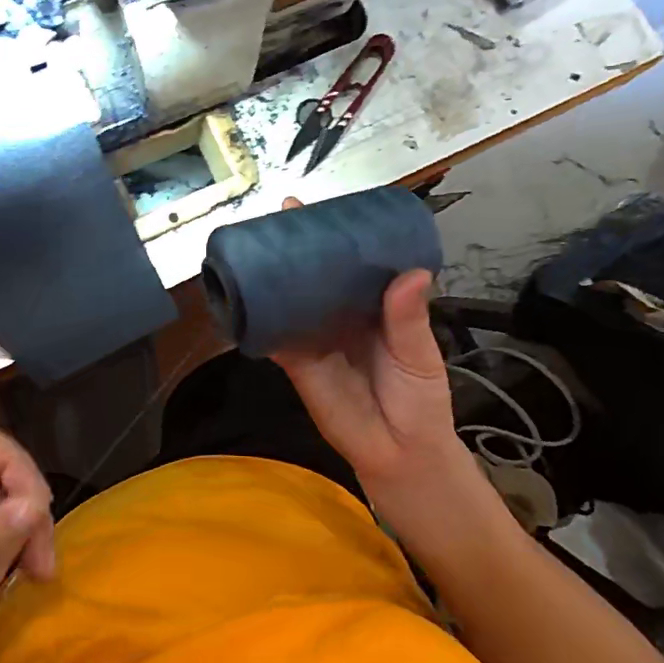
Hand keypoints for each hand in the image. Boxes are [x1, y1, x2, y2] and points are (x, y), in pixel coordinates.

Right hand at [268, 200, 465, 489]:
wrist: (400, 453)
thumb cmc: (419, 399)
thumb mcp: (419, 355)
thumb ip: (409, 319)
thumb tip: (411, 274)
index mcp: (373, 305)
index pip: (353, 263)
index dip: (338, 236)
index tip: (326, 209)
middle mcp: (340, 314)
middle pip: (315, 274)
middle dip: (299, 246)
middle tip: (284, 213)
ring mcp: (315, 336)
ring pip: (291, 298)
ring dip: (274, 273)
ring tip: (258, 242)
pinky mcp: (295, 361)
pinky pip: (273, 335)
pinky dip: (258, 316)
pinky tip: (244, 291)